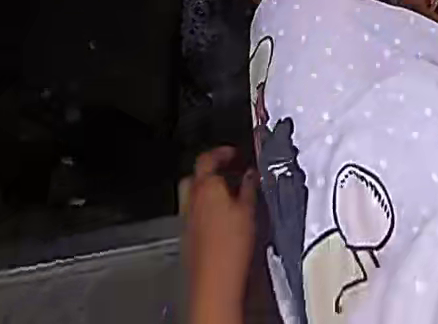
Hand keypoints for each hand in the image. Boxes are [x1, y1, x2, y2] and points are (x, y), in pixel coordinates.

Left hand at [182, 146, 256, 320]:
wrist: (214, 285)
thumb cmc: (230, 246)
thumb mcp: (249, 209)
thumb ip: (249, 186)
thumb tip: (251, 173)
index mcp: (205, 185)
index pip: (208, 158)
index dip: (222, 152)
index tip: (234, 153)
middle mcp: (192, 199)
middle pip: (196, 175)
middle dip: (212, 171)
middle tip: (229, 172)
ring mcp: (187, 219)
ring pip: (194, 195)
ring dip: (208, 190)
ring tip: (228, 196)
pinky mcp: (187, 238)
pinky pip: (194, 214)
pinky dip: (206, 210)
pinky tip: (222, 220)